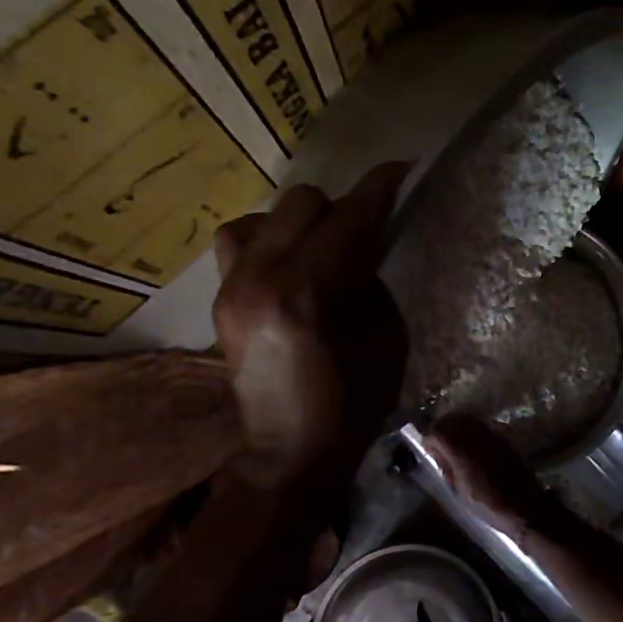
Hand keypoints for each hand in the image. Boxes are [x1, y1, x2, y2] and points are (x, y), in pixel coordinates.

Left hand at [213, 163, 409, 488]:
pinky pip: (239, 240)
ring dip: (301, 223)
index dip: (382, 188)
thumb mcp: (387, 340)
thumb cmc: (353, 404)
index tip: (403, 170)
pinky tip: (285, 265)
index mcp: (312, 292)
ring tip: (319, 251)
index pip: (351, 216)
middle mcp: (264, 277)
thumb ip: (372, 281)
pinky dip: (266, 240)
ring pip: (266, 214)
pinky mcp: (220, 298)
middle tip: (362, 236)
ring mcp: (233, 286)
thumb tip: (362, 248)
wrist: (290, 450)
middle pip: (305, 202)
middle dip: (342, 209)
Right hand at [422, 416, 557, 537]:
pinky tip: (472, 445)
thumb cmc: (488, 505)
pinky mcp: (503, 438)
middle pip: (451, 420)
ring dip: (456, 427)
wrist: (523, 507)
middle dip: (441, 429)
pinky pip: (482, 426)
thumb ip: (447, 468)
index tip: (428, 451)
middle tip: (438, 444)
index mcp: (461, 453)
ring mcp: (492, 435)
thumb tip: (438, 454)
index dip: (429, 440)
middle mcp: (475, 438)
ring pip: (467, 420)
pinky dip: (472, 430)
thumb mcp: (459, 491)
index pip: (437, 432)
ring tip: (453, 443)